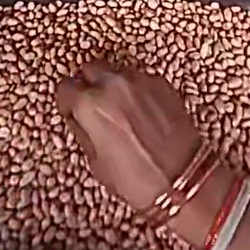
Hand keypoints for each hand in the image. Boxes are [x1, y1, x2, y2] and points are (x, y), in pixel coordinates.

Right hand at [55, 64, 201, 210]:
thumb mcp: (96, 163)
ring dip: (112, 84)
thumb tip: (79, 117)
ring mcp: (139, 79)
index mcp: (90, 104)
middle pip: (89, 68)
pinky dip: (135, 89)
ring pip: (115, 71)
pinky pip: (138, 77)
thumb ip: (83, 130)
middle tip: (93, 106)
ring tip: (119, 110)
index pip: (65, 87)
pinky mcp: (160, 82)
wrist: (184, 181)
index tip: (72, 110)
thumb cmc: (139, 179)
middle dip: (88, 85)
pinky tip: (140, 112)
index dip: (67, 102)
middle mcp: (113, 84)